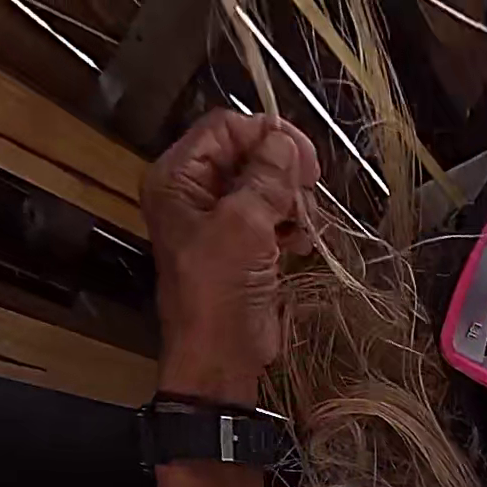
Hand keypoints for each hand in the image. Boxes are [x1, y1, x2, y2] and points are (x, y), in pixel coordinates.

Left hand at [142, 110, 320, 405]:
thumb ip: (264, 178)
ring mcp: (222, 225)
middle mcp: (196, 196)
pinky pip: (272, 222)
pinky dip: (291, 226)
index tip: (304, 158)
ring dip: (291, 202)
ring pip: (264, 190)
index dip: (264, 135)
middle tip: (309, 192)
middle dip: (282, 172)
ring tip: (304, 225)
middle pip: (246, 157)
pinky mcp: (244, 252)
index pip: (223, 129)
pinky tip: (301, 242)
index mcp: (178, 180)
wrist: (222, 357)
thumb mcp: (242, 227)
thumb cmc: (220, 293)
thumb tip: (285, 144)